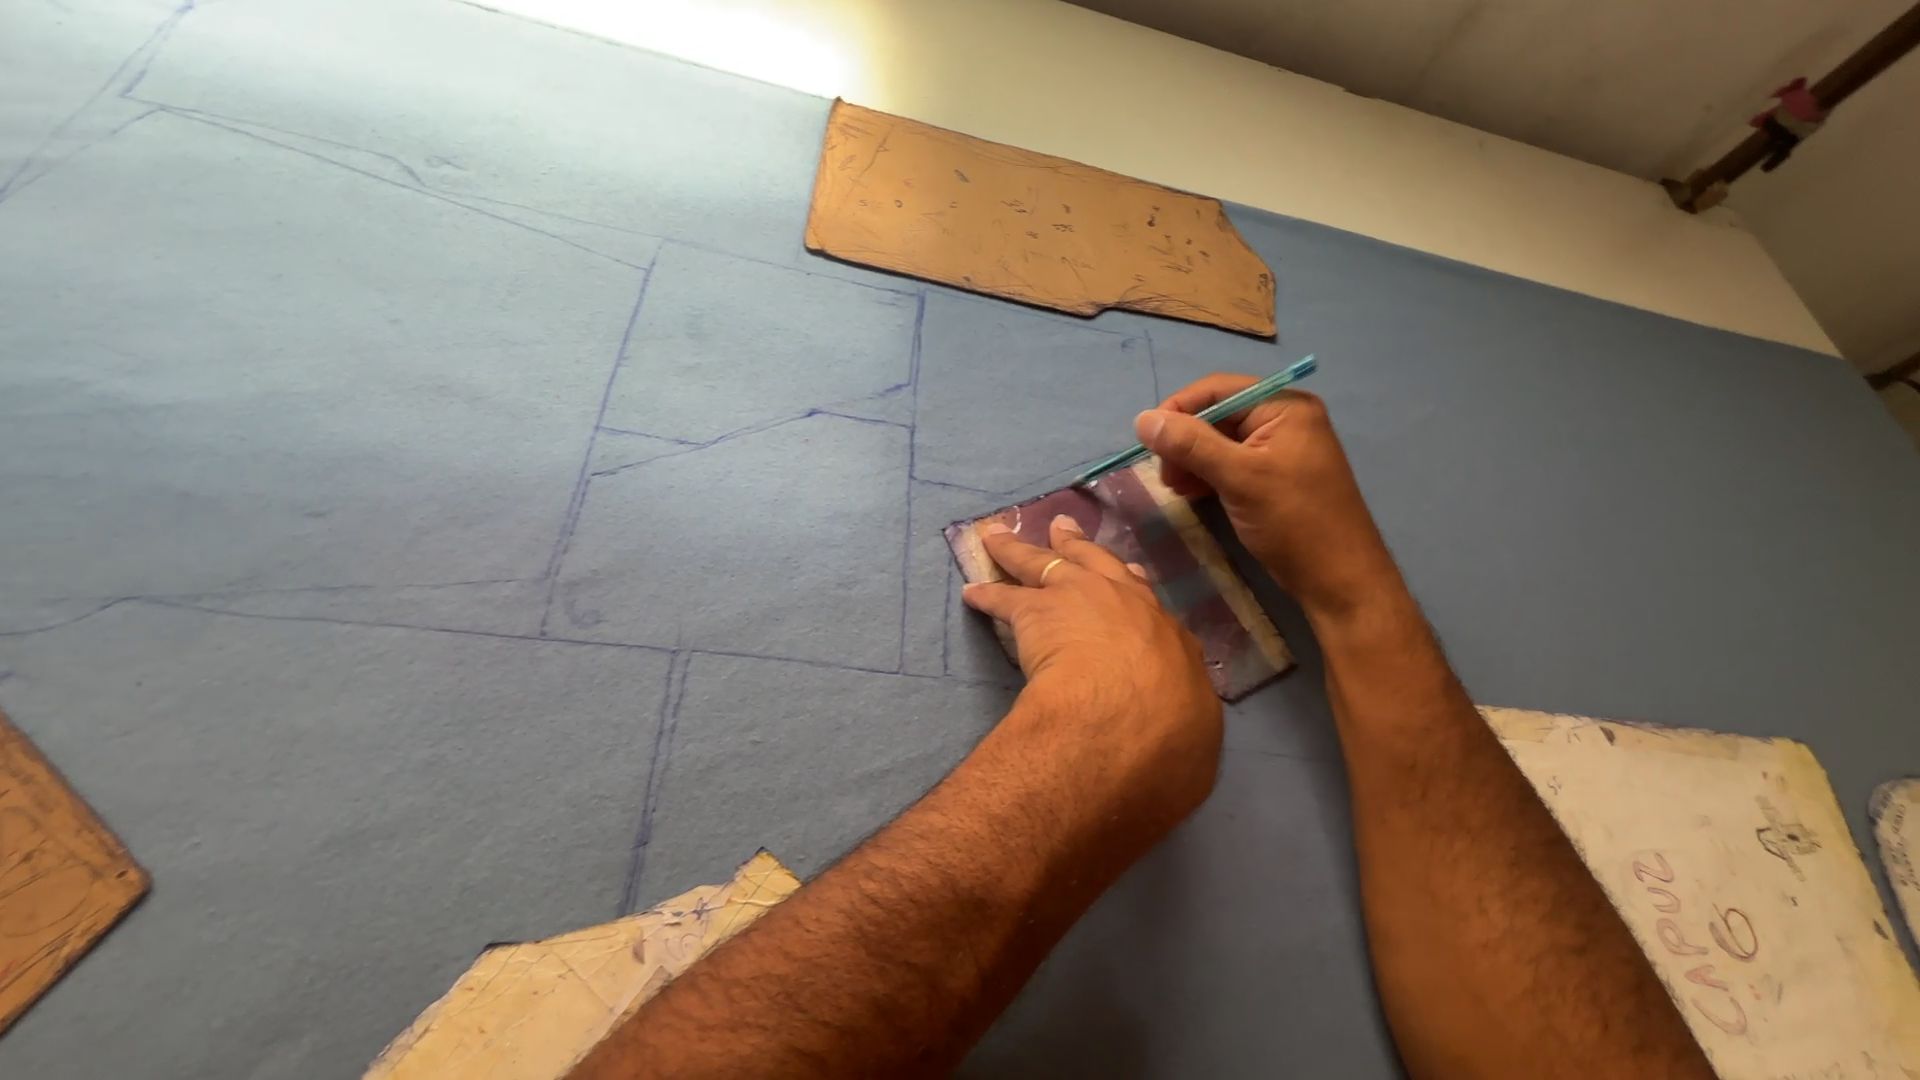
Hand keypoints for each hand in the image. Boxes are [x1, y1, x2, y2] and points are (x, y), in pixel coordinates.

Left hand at [961, 515, 1221, 840]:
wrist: (1125, 717)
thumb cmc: (1170, 733)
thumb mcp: (1196, 731)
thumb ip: (1187, 725)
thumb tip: (1183, 736)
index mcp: (1167, 637)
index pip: (1148, 607)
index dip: (1134, 588)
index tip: (1132, 574)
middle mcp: (1126, 604)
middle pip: (1097, 564)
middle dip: (1079, 546)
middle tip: (1063, 527)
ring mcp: (1080, 599)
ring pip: (1044, 564)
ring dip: (1019, 551)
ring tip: (999, 537)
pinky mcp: (1035, 612)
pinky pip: (1004, 597)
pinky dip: (986, 594)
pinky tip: (971, 592)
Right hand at [1136, 375, 1401, 621]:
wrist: (1339, 580)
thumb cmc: (1294, 522)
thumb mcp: (1238, 478)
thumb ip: (1190, 445)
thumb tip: (1142, 419)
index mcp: (1284, 406)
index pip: (1218, 389)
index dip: (1179, 410)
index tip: (1148, 442)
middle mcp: (1283, 419)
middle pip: (1217, 415)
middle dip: (1184, 441)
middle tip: (1165, 475)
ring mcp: (1279, 449)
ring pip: (1219, 441)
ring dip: (1191, 460)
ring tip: (1176, 488)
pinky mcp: (1272, 476)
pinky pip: (1230, 463)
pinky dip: (1206, 475)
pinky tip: (1191, 493)